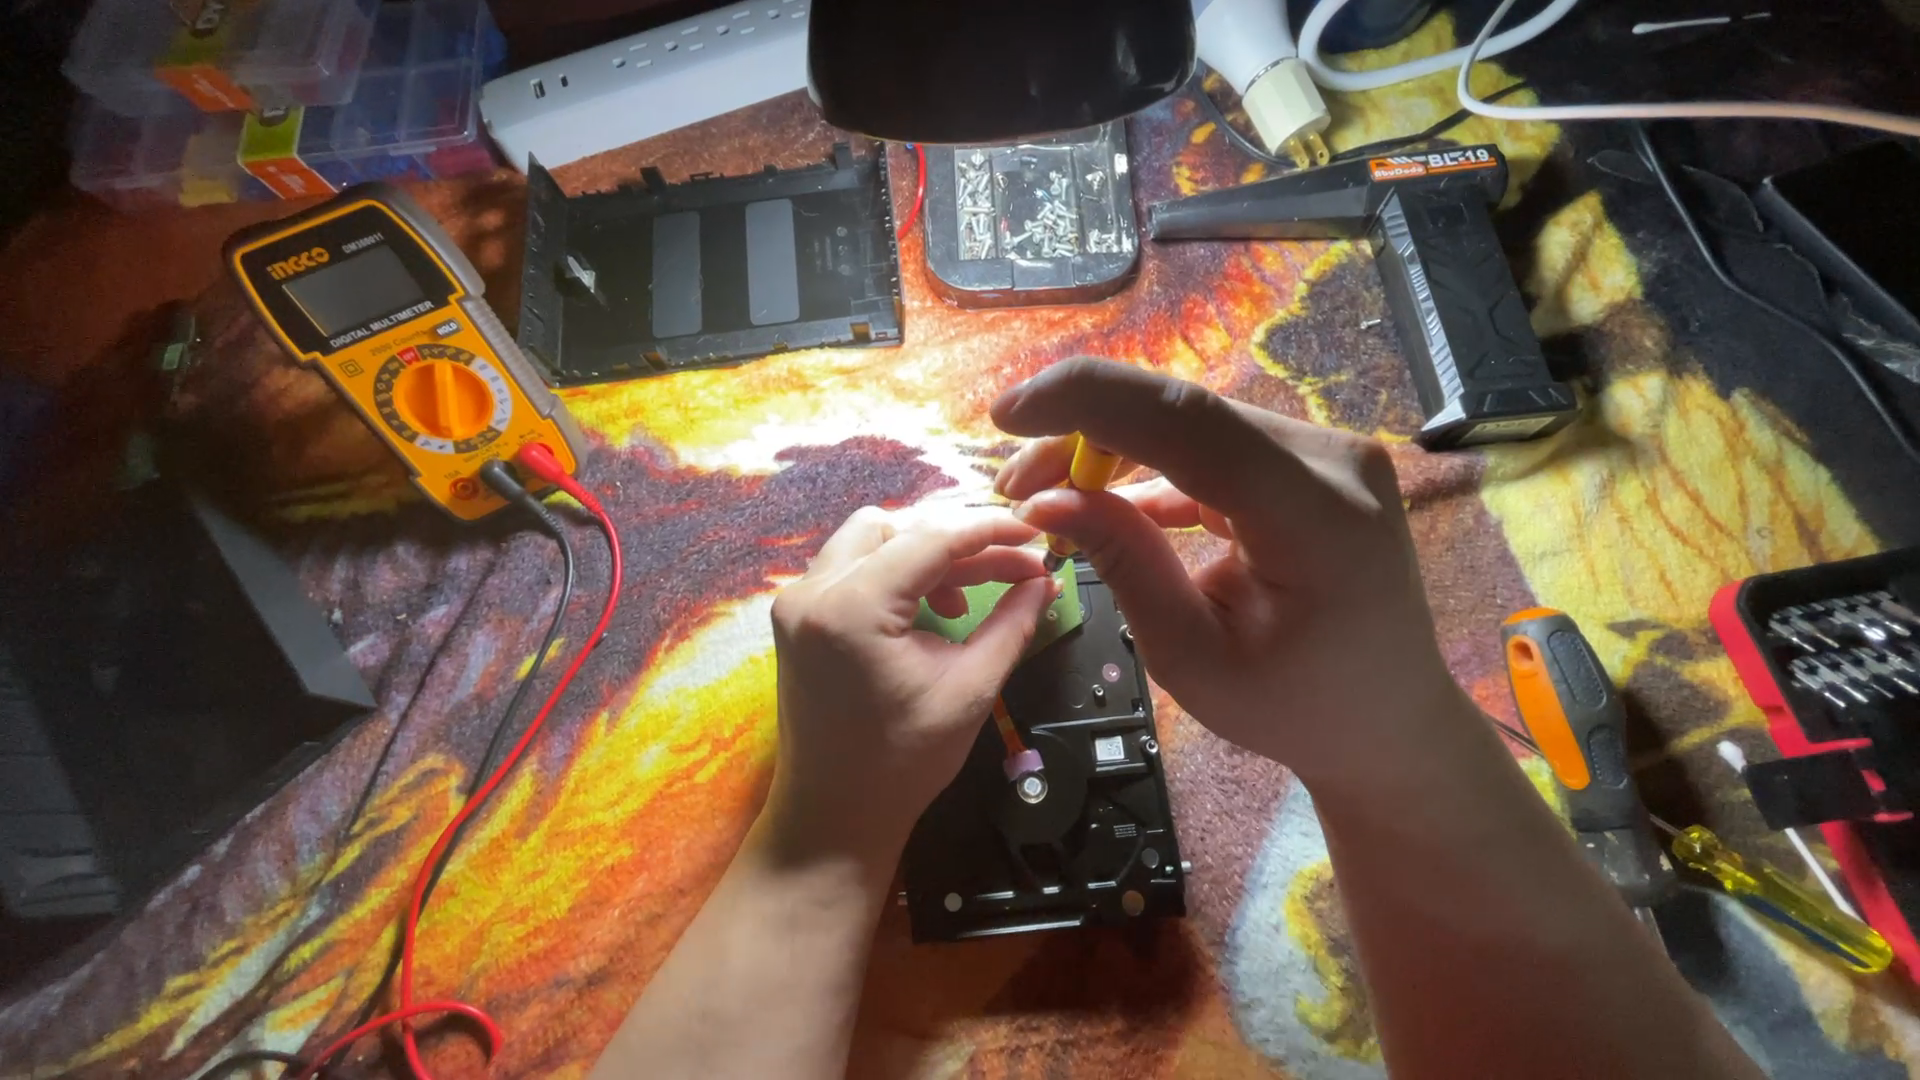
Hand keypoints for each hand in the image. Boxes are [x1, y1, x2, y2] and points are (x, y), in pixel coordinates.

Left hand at [766, 506, 1053, 858]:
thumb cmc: (902, 763)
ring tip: (962, 599)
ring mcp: (797, 603)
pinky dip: (893, 573)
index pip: (931, 539)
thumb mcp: (970, 690)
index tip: (1033, 534)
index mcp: (853, 608)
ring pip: (868, 540)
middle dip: (954, 542)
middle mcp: (813, 591)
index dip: (989, 530)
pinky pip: (850, 568)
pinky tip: (927, 610)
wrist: (833, 817)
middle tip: (1004, 569)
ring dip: (921, 556)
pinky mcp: (797, 617)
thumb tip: (1046, 582)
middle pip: (895, 526)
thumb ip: (1011, 625)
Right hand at [993, 359, 1469, 795]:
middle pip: (1182, 414)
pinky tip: (1104, 500)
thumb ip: (1123, 561)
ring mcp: (1324, 455)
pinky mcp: (1306, 465)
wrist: (1386, 721)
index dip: (1088, 401)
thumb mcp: (1190, 653)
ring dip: (1110, 450)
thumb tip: (1043, 500)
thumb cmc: (1293, 708)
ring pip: (1189, 424)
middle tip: (1014, 483)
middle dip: (1083, 434)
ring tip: (1048, 493)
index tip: (1005, 414)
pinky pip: (1210, 448)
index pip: (1187, 421)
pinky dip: (1149, 469)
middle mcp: (1331, 459)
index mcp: (1315, 513)